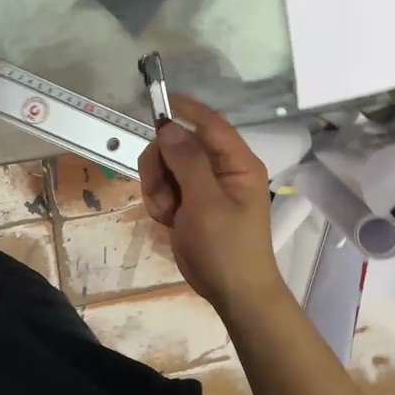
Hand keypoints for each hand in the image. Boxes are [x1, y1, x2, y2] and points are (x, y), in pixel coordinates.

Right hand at [138, 94, 283, 318]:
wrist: (231, 292)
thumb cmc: (227, 247)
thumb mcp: (206, 202)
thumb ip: (187, 161)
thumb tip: (168, 126)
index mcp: (237, 163)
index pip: (211, 123)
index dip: (186, 109)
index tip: (157, 102)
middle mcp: (221, 169)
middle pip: (177, 144)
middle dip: (160, 165)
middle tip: (159, 190)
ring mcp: (203, 186)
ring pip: (164, 165)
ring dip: (157, 187)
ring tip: (167, 212)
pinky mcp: (189, 202)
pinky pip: (162, 187)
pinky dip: (158, 201)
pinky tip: (168, 221)